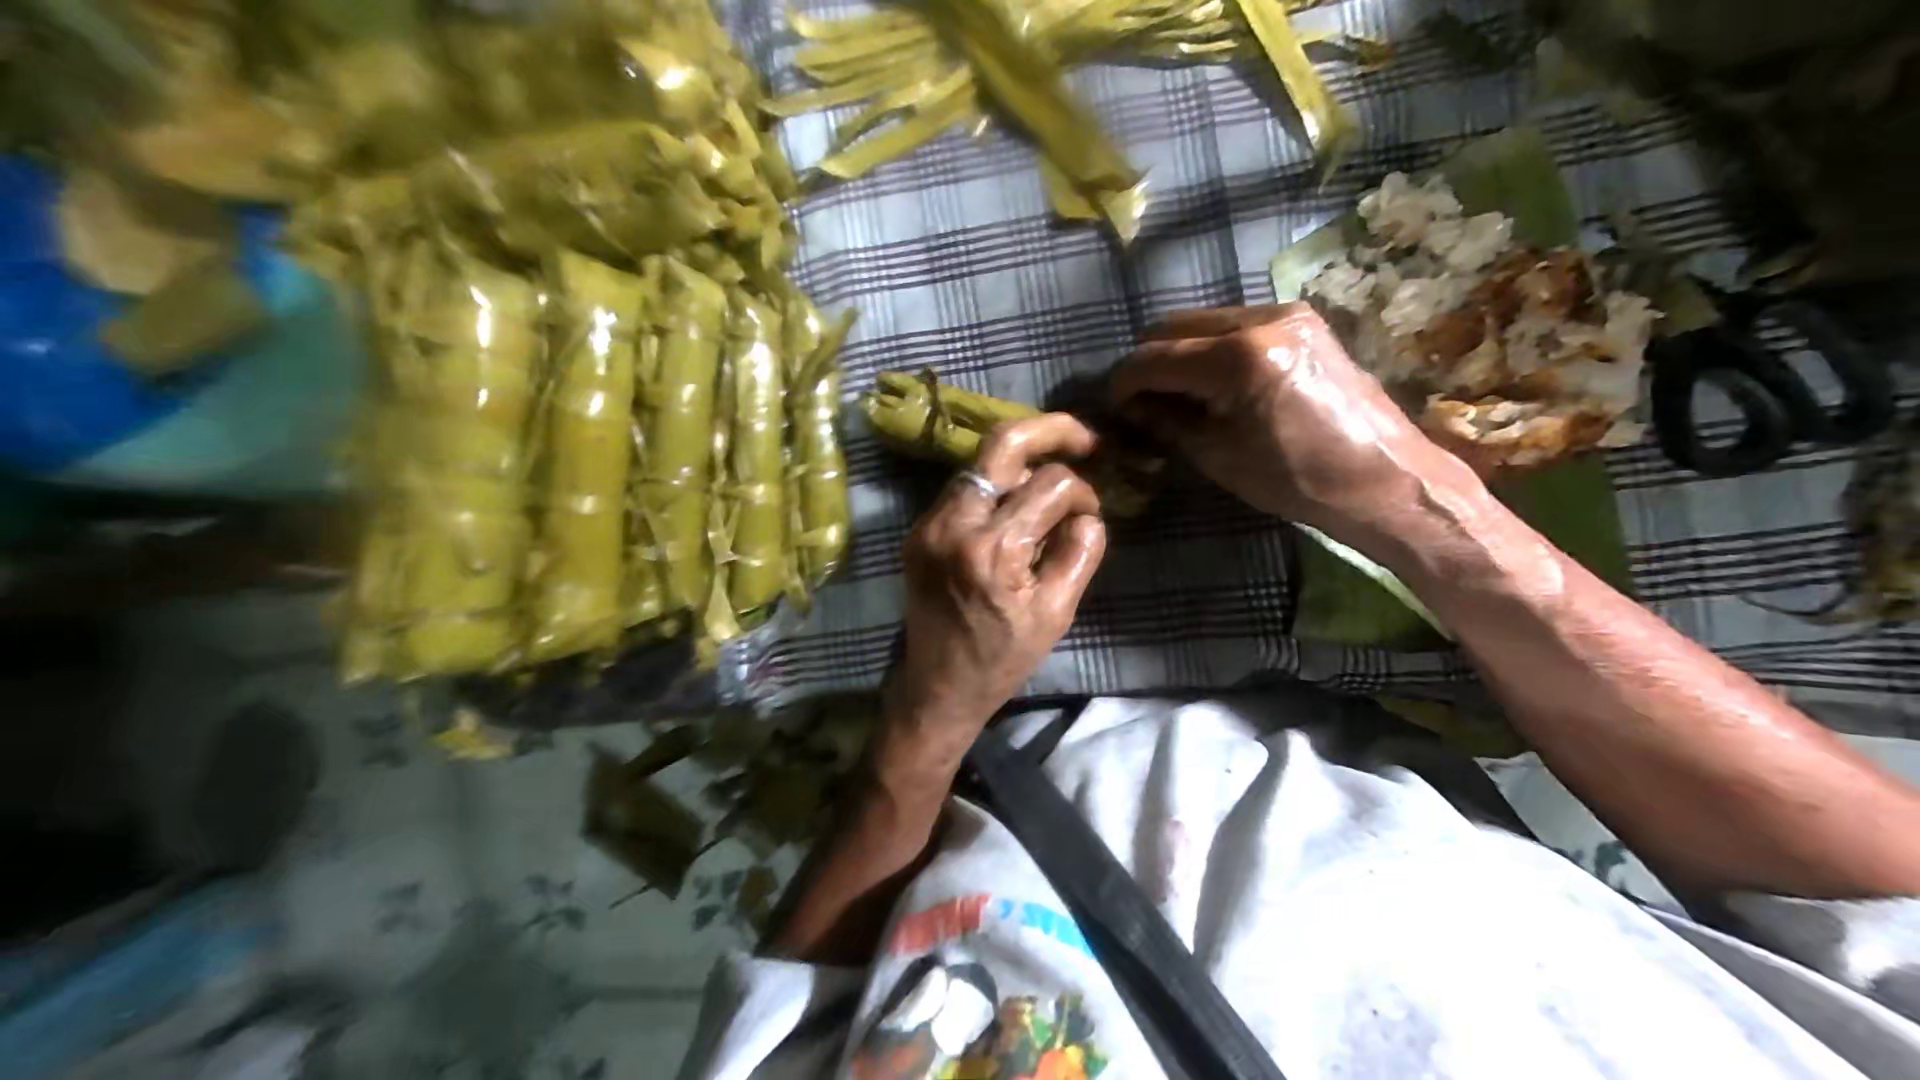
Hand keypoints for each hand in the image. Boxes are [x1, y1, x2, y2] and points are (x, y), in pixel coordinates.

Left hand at [879, 414, 1108, 778]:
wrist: (937, 685)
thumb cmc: (1002, 657)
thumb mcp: (1057, 612)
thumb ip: (1080, 553)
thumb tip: (1088, 512)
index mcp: (993, 550)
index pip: (1050, 484)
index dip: (1082, 492)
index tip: (1089, 516)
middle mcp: (954, 524)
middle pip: (1002, 443)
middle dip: (1050, 430)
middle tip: (1084, 439)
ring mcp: (929, 523)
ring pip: (980, 462)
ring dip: (1020, 462)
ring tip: (1050, 479)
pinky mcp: (919, 530)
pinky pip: (963, 488)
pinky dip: (995, 486)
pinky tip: (1015, 505)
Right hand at [1110, 303, 1469, 545]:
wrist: (1384, 476)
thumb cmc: (1297, 479)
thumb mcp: (1218, 456)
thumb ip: (1167, 421)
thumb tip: (1132, 406)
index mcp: (1237, 360)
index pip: (1153, 357)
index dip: (1123, 382)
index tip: (1113, 406)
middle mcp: (1260, 319)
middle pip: (1172, 325)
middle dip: (1148, 362)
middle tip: (1141, 400)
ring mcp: (1285, 312)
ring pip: (1202, 319)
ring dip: (1178, 352)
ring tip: (1175, 392)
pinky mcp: (1301, 319)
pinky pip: (1233, 323)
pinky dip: (1209, 347)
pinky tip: (1211, 381)